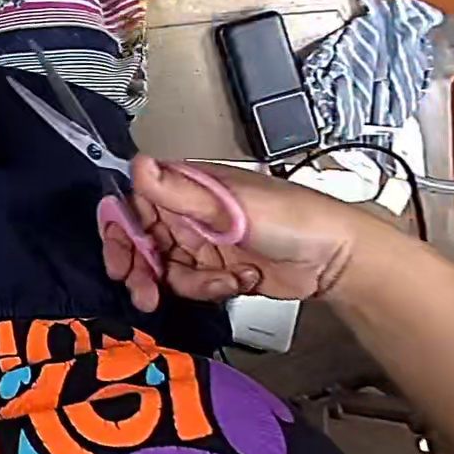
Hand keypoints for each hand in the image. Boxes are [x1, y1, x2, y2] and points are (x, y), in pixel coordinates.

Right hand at [103, 156, 366, 310]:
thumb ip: (177, 190)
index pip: (134, 204)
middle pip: (141, 240)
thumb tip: (138, 164)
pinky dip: (207, 287)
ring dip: (178, 282)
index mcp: (186, 186)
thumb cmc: (291, 216)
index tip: (119, 254)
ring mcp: (200, 241)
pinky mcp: (213, 269)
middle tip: (141, 288)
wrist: (335, 260)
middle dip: (139, 266)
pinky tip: (235, 280)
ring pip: (161, 266)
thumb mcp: (229, 204)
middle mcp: (187, 212)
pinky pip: (188, 284)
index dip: (120, 228)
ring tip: (212, 283)